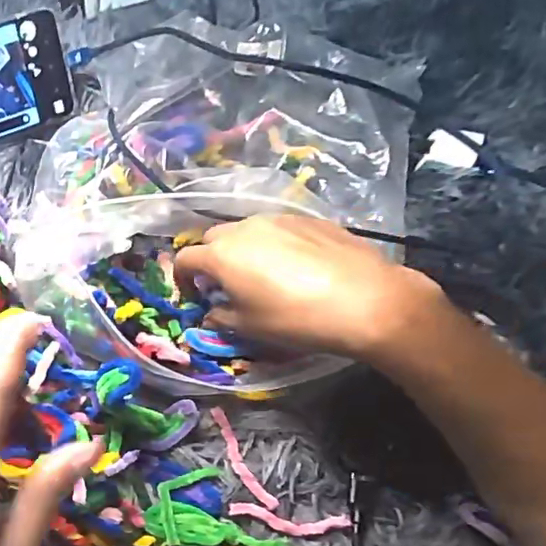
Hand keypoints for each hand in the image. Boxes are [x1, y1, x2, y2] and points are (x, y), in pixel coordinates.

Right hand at [172, 214, 450, 362]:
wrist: (364, 299)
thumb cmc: (294, 318)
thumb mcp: (248, 327)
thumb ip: (220, 317)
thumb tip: (211, 313)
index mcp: (221, 255)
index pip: (185, 258)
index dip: (181, 278)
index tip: (192, 296)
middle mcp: (244, 228)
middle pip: (213, 238)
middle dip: (210, 259)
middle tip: (223, 284)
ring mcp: (278, 218)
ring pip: (246, 230)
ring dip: (241, 249)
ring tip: (259, 274)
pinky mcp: (308, 219)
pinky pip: (276, 228)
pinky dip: (272, 244)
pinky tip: (292, 266)